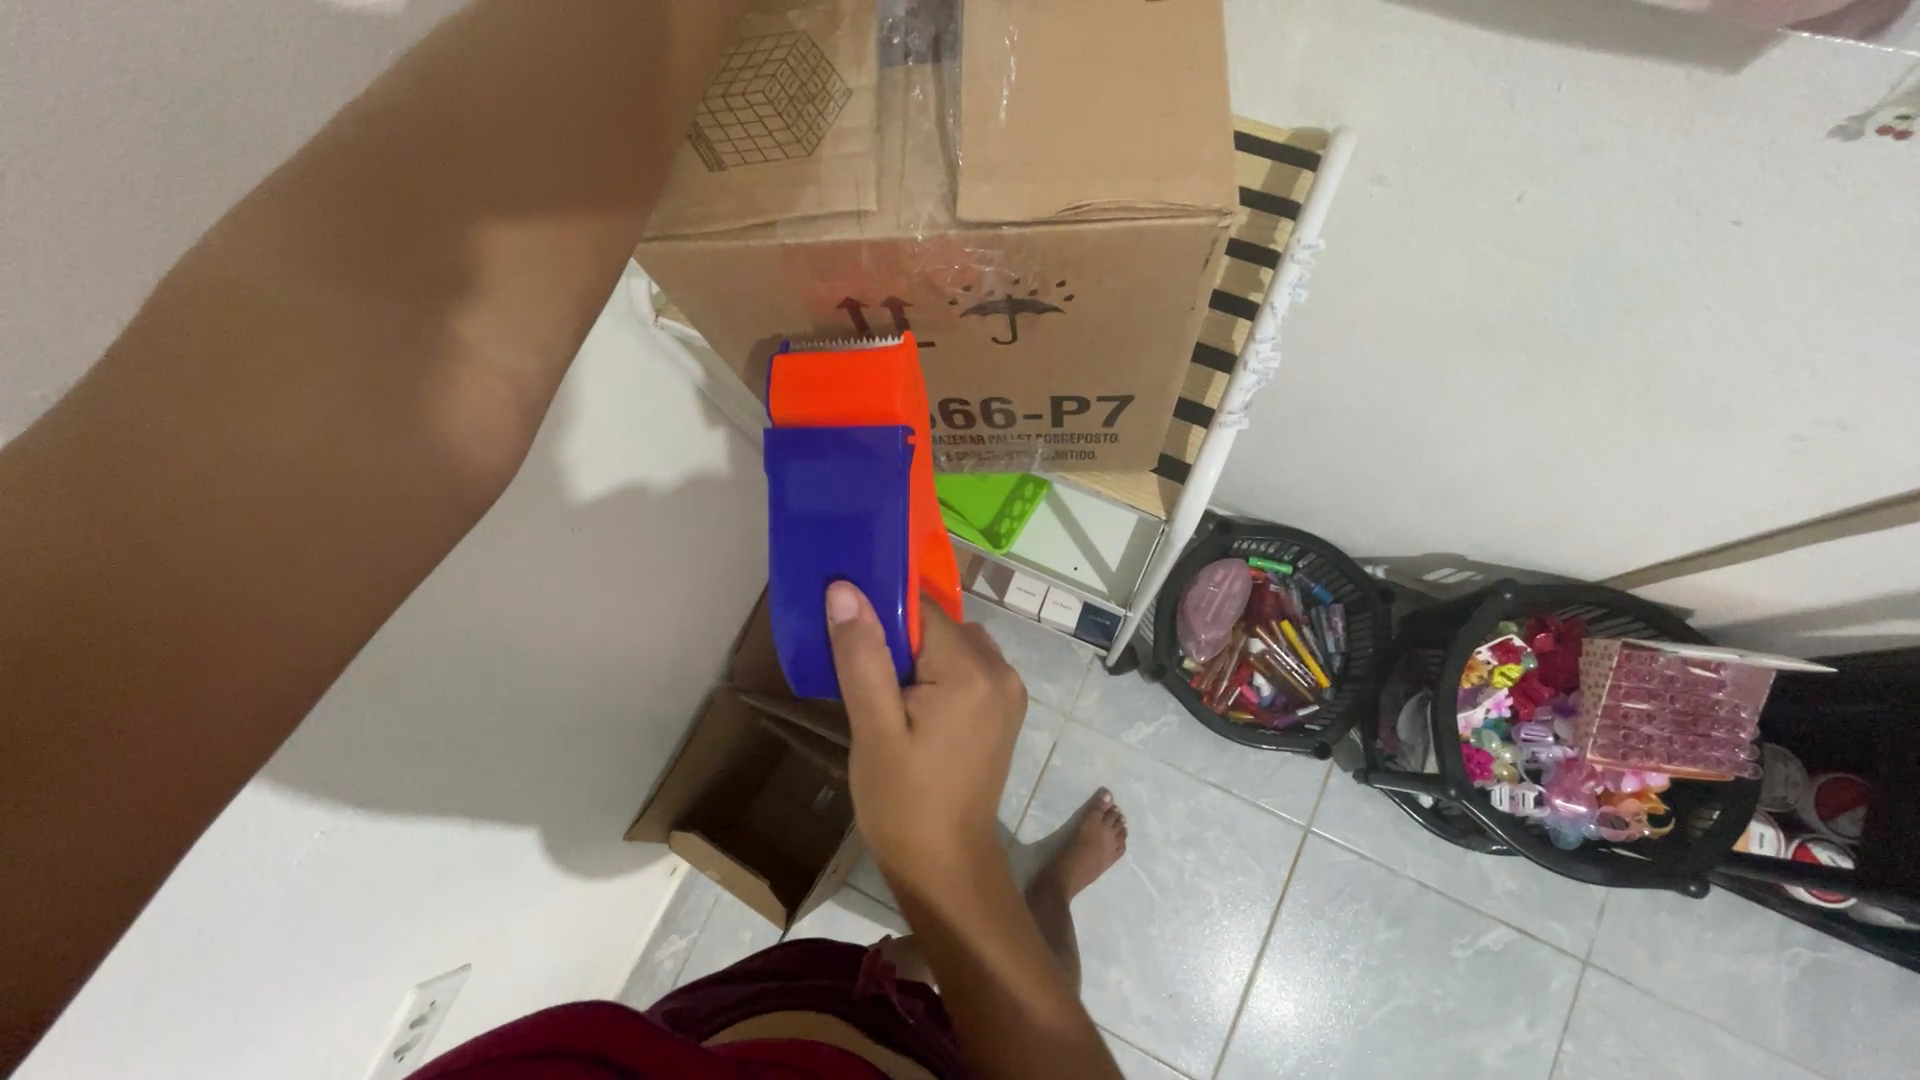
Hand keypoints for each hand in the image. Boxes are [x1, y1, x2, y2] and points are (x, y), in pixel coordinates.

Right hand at [825, 582, 1026, 892]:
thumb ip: (863, 655)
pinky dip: (937, 674)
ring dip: (917, 658)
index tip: (848, 633)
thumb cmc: (903, 802)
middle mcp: (1002, 670)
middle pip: (939, 626)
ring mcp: (1009, 691)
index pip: (923, 609)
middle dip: (898, 640)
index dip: (882, 613)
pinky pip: (966, 669)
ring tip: (884, 697)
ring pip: (952, 645)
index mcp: (972, 671)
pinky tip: (911, 709)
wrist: (946, 866)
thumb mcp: (873, 729)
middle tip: (861, 675)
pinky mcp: (1005, 710)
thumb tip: (845, 589)